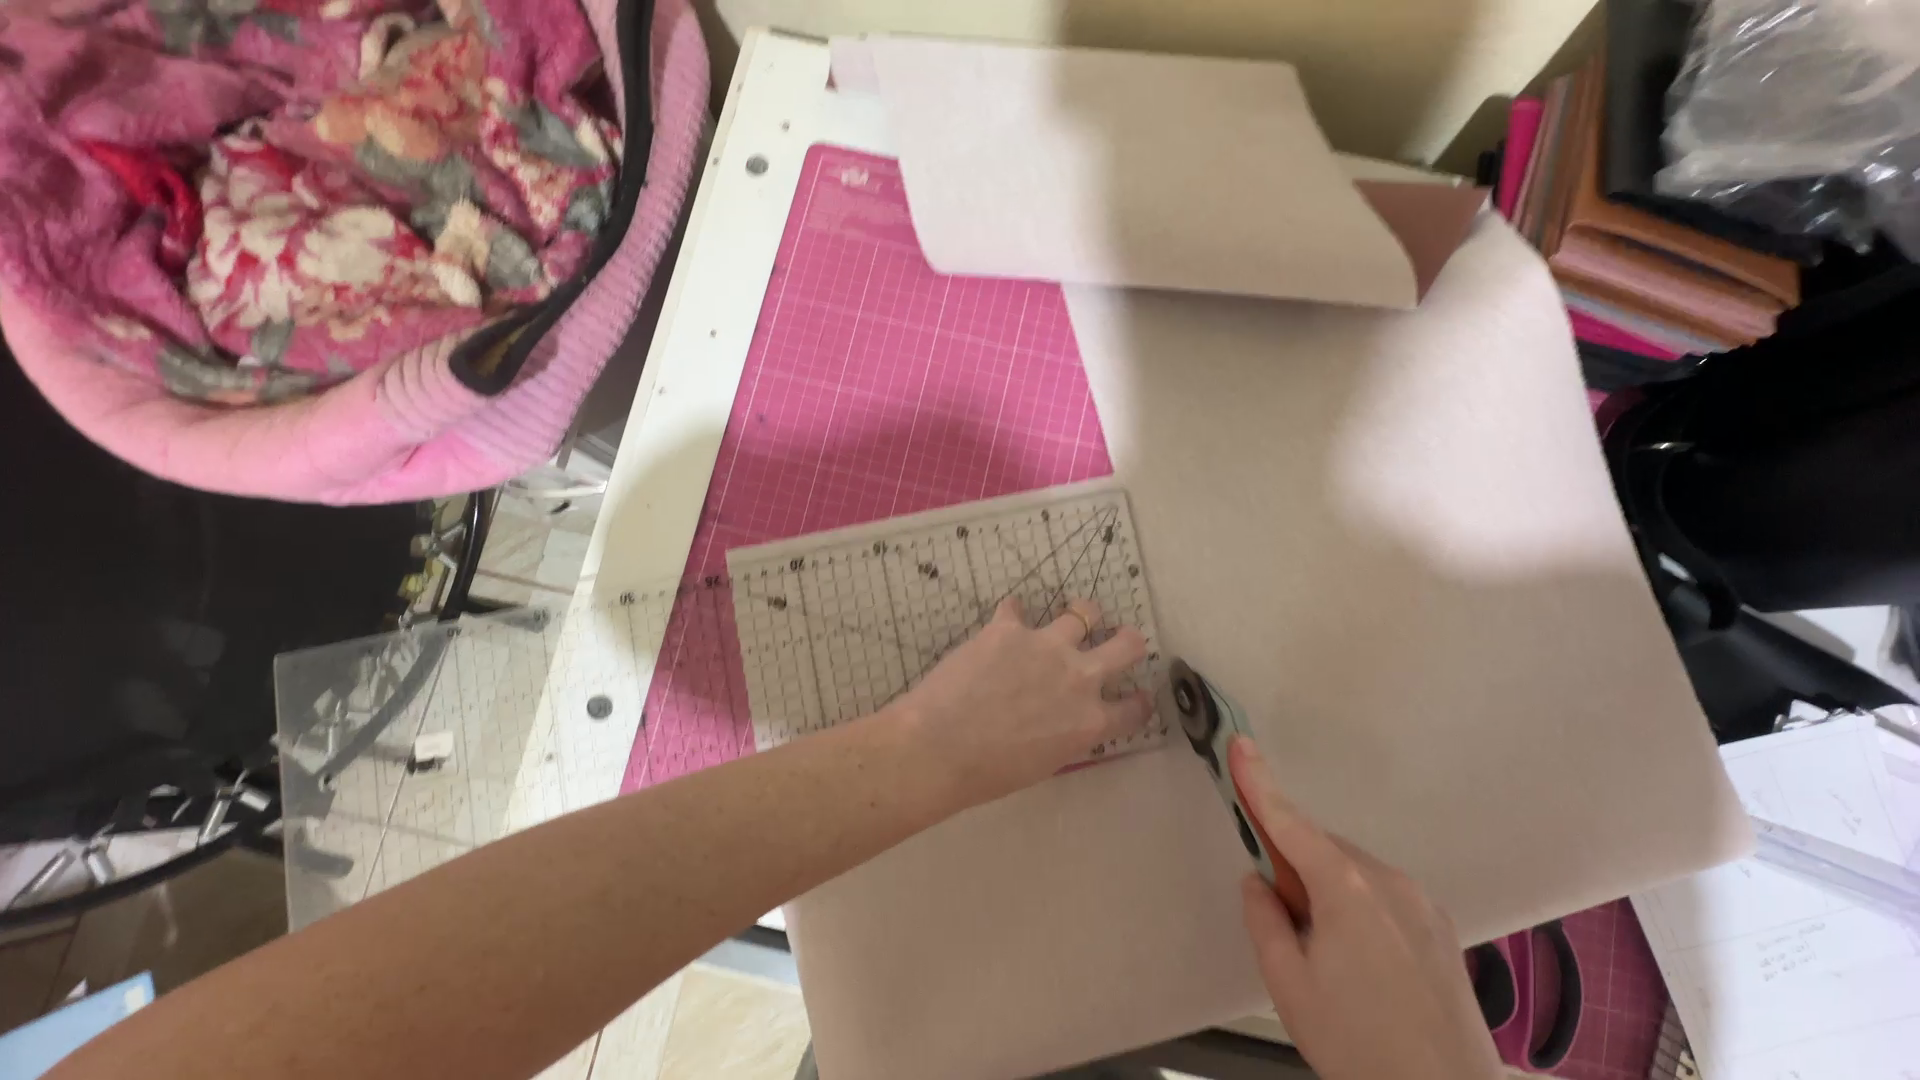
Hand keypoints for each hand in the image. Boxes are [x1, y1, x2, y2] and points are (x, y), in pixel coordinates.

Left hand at [889, 596, 1151, 809]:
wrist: (939, 747)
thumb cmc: (988, 774)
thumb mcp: (1044, 763)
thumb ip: (1065, 734)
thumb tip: (1061, 720)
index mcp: (1090, 723)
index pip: (1134, 708)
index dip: (1138, 702)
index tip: (1135, 697)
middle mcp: (1079, 678)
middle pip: (1128, 645)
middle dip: (1129, 642)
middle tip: (1120, 642)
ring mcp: (1046, 646)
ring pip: (1084, 612)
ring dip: (1081, 616)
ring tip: (1070, 619)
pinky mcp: (1009, 628)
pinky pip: (1016, 607)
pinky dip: (1012, 613)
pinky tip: (1005, 619)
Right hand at [1230, 737, 1502, 1079]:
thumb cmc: (1356, 1042)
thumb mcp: (1288, 984)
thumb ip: (1263, 919)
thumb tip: (1259, 881)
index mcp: (1345, 888)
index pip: (1289, 822)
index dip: (1259, 783)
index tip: (1238, 742)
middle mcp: (1388, 881)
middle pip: (1323, 850)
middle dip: (1294, 864)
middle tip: (1281, 916)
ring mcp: (1421, 903)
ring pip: (1355, 874)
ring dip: (1328, 889)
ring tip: (1327, 957)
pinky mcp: (1442, 928)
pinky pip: (1384, 896)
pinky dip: (1359, 907)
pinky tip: (1364, 965)